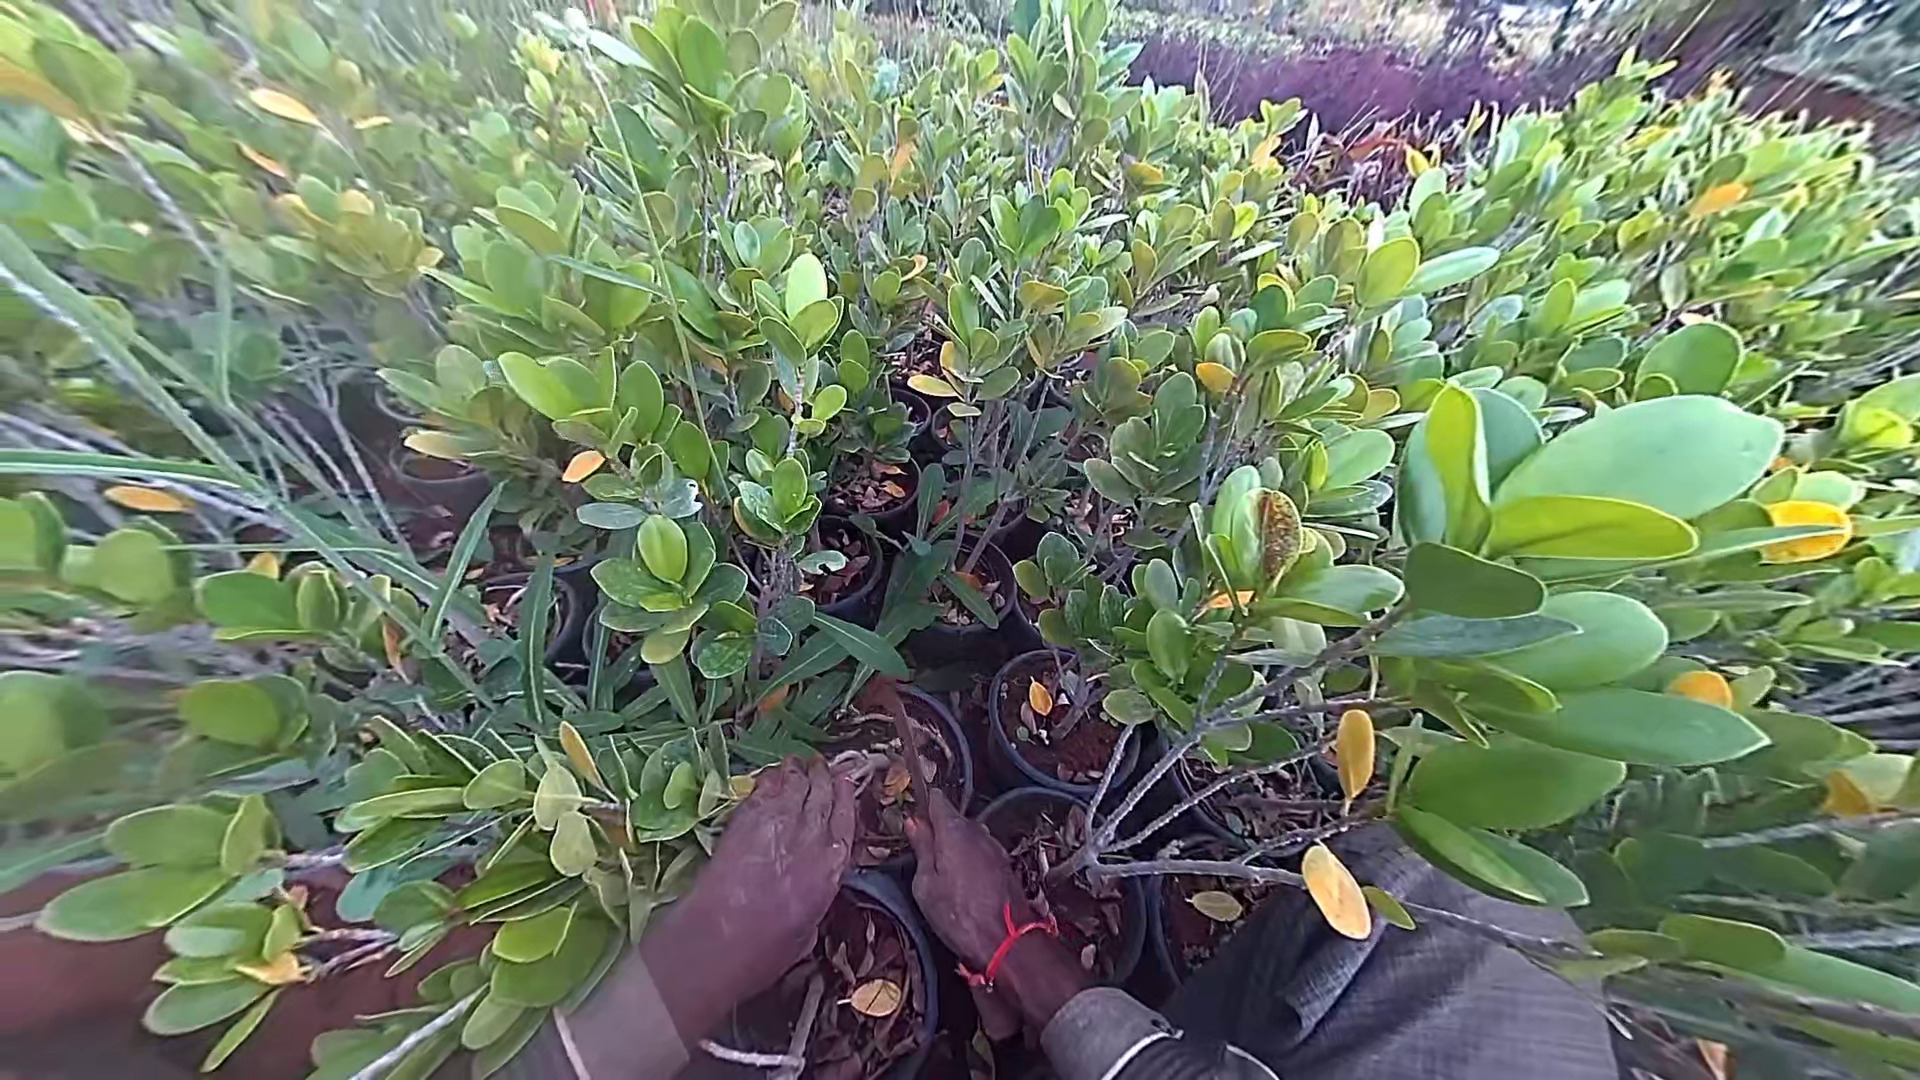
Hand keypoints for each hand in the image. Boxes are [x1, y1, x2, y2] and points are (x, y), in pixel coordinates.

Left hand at [640, 757, 853, 1040]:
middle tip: (821, 764)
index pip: (846, 819)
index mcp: (830, 868)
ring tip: (799, 762)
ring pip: (797, 784)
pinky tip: (773, 773)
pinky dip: (773, 777)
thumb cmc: (760, 955)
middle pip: (823, 795)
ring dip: (799, 771)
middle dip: (824, 776)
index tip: (846, 780)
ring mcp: (780, 823)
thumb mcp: (806, 932)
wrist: (714, 945)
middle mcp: (812, 838)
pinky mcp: (749, 817)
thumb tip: (815, 880)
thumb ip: (817, 896)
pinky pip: (767, 787)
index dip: (846, 796)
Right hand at [904, 787, 1030, 968]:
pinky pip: (981, 850)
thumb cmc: (959, 915)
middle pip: (953, 818)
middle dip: (938, 830)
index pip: (937, 800)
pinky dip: (970, 859)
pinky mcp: (1004, 862)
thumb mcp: (926, 884)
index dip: (924, 805)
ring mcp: (993, 845)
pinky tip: (964, 883)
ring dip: (955, 846)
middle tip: (924, 855)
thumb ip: (921, 848)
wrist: (1006, 941)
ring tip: (944, 875)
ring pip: (968, 835)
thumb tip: (913, 823)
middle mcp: (976, 830)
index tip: (914, 819)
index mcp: (954, 830)